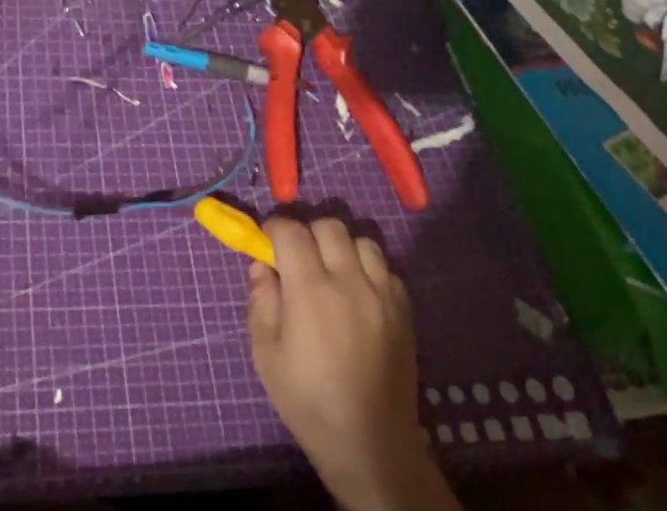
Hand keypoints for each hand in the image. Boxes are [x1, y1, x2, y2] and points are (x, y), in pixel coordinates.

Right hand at [248, 218, 455, 510]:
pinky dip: (368, 269)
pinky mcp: (404, 310)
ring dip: (341, 247)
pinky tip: (357, 294)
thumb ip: (261, 300)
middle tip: (296, 256)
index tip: (266, 240)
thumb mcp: (265, 352)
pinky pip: (386, 269)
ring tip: (330, 271)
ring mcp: (383, 294)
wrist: (369, 440)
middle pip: (330, 226)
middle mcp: (351, 281)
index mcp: (311, 290)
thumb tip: (262, 266)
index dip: (274, 228)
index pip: (292, 231)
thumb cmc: (306, 398)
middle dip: (308, 232)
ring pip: (363, 241)